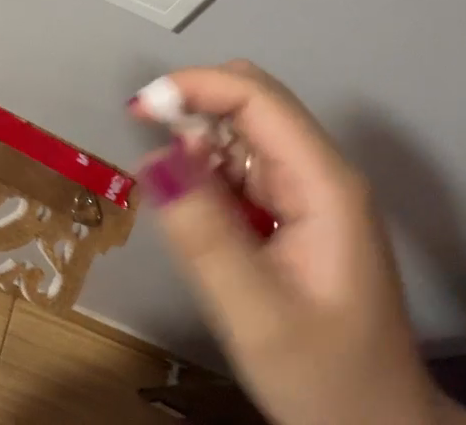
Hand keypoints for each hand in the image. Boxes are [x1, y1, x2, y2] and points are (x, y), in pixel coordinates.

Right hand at [132, 62, 465, 424]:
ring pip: (244, 129)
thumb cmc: (326, 379)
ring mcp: (310, 191)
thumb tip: (152, 158)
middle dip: (195, 108)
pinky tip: (200, 214)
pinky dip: (208, 171)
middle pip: (253, 101)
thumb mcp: (256, 316)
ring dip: (199, 142)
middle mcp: (321, 174)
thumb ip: (204, 237)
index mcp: (325, 185)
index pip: (258, 99)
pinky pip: (243, 165)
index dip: (196, 87)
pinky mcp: (295, 210)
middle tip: (153, 152)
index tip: (139, 109)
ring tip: (180, 203)